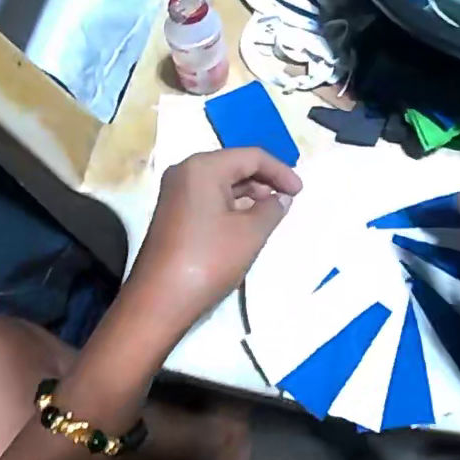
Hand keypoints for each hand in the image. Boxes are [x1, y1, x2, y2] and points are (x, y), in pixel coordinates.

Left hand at [127, 148, 301, 328]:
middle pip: (235, 165)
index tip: (300, 191)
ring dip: (250, 193)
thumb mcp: (251, 233)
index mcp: (203, 168)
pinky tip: (248, 220)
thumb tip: (281, 198)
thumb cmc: (208, 260)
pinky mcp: (173, 212)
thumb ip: (272, 208)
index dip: (280, 171)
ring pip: (222, 181)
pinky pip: (210, 196)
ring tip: (272, 210)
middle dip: (265, 179)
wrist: (158, 302)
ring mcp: (176, 192)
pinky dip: (232, 204)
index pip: (252, 157)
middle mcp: (186, 172)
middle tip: (288, 198)